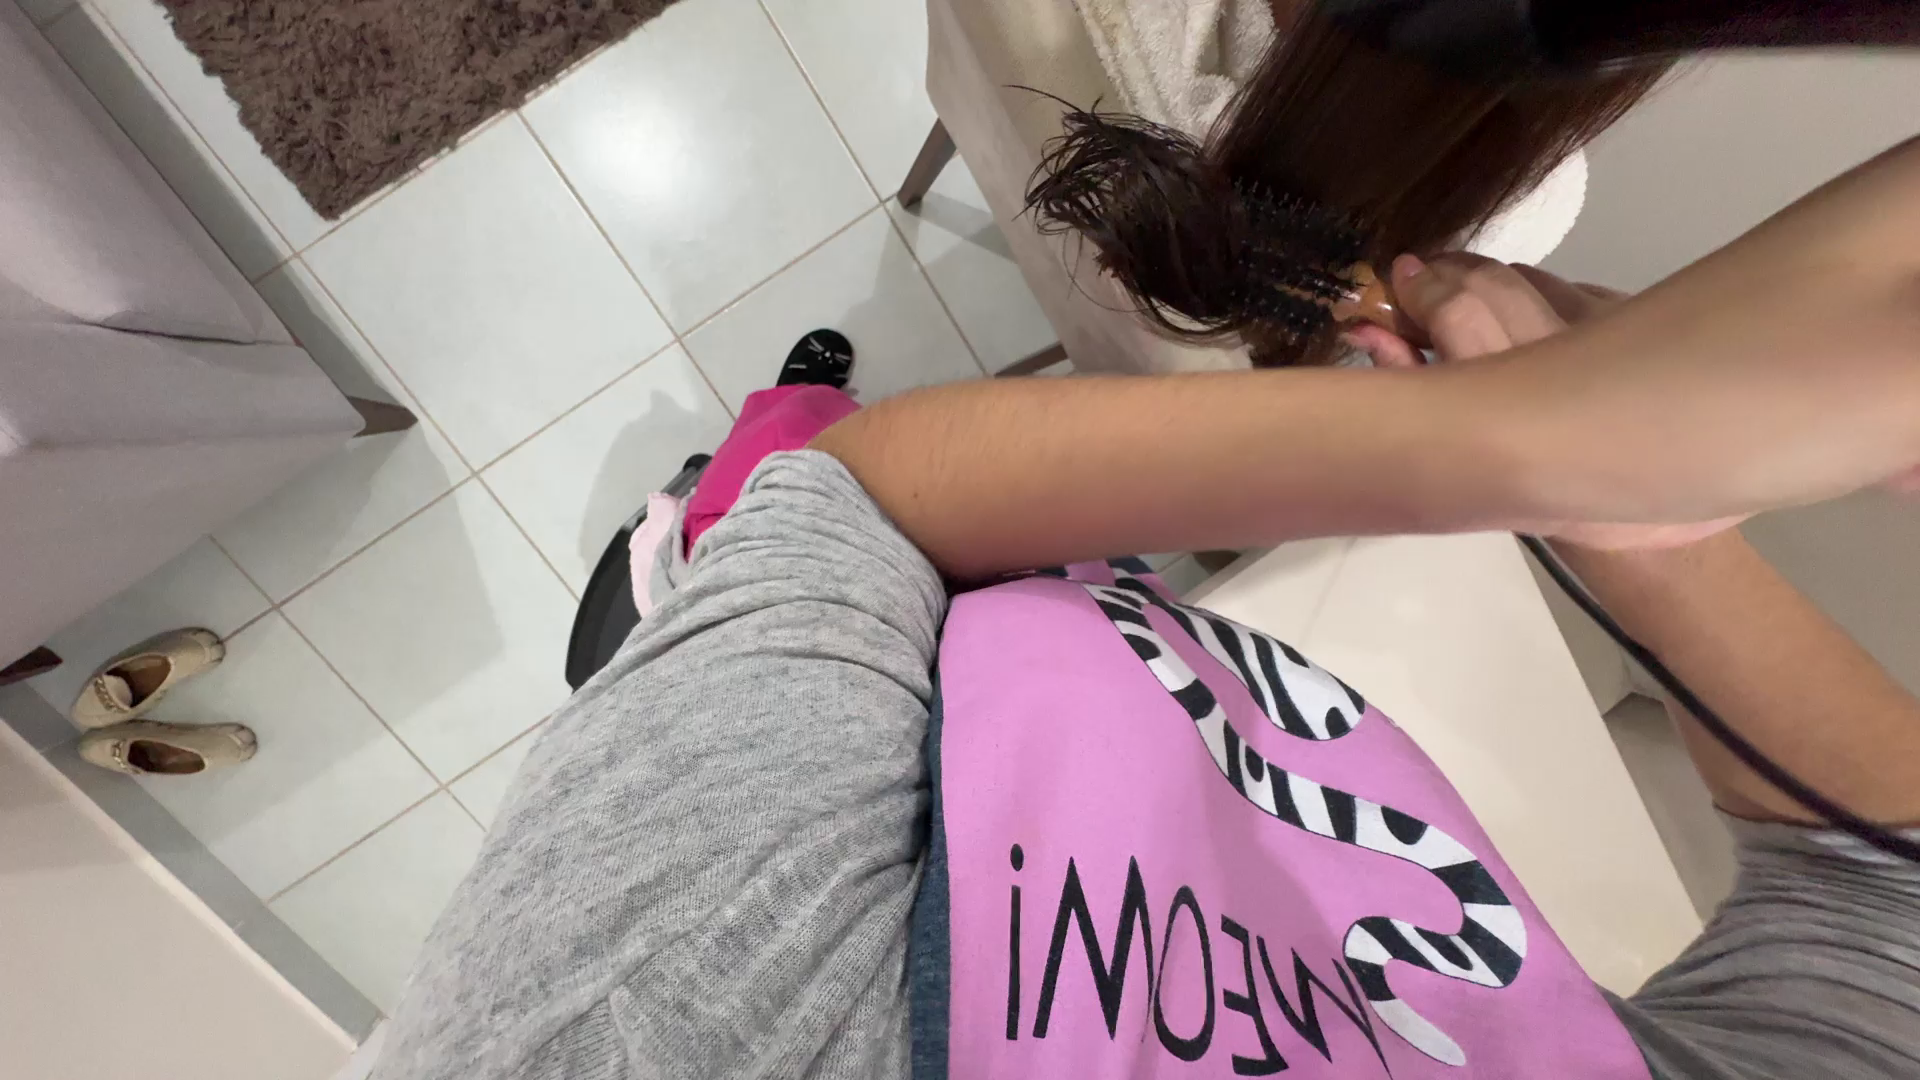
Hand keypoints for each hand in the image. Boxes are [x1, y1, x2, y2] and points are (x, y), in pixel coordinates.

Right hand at [1343, 253, 1746, 549]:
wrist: (1627, 503)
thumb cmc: (1518, 485)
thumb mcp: (1444, 446)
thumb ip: (1400, 378)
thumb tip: (1365, 331)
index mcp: (1501, 385)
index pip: (1455, 310)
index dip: (1420, 287)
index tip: (1396, 277)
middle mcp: (1556, 351)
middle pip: (1492, 283)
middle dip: (1448, 270)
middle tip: (1419, 275)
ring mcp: (1604, 331)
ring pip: (1531, 277)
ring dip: (1488, 277)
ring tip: (1460, 289)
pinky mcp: (1634, 322)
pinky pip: (1571, 284)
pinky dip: (1534, 287)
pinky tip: (1519, 309)